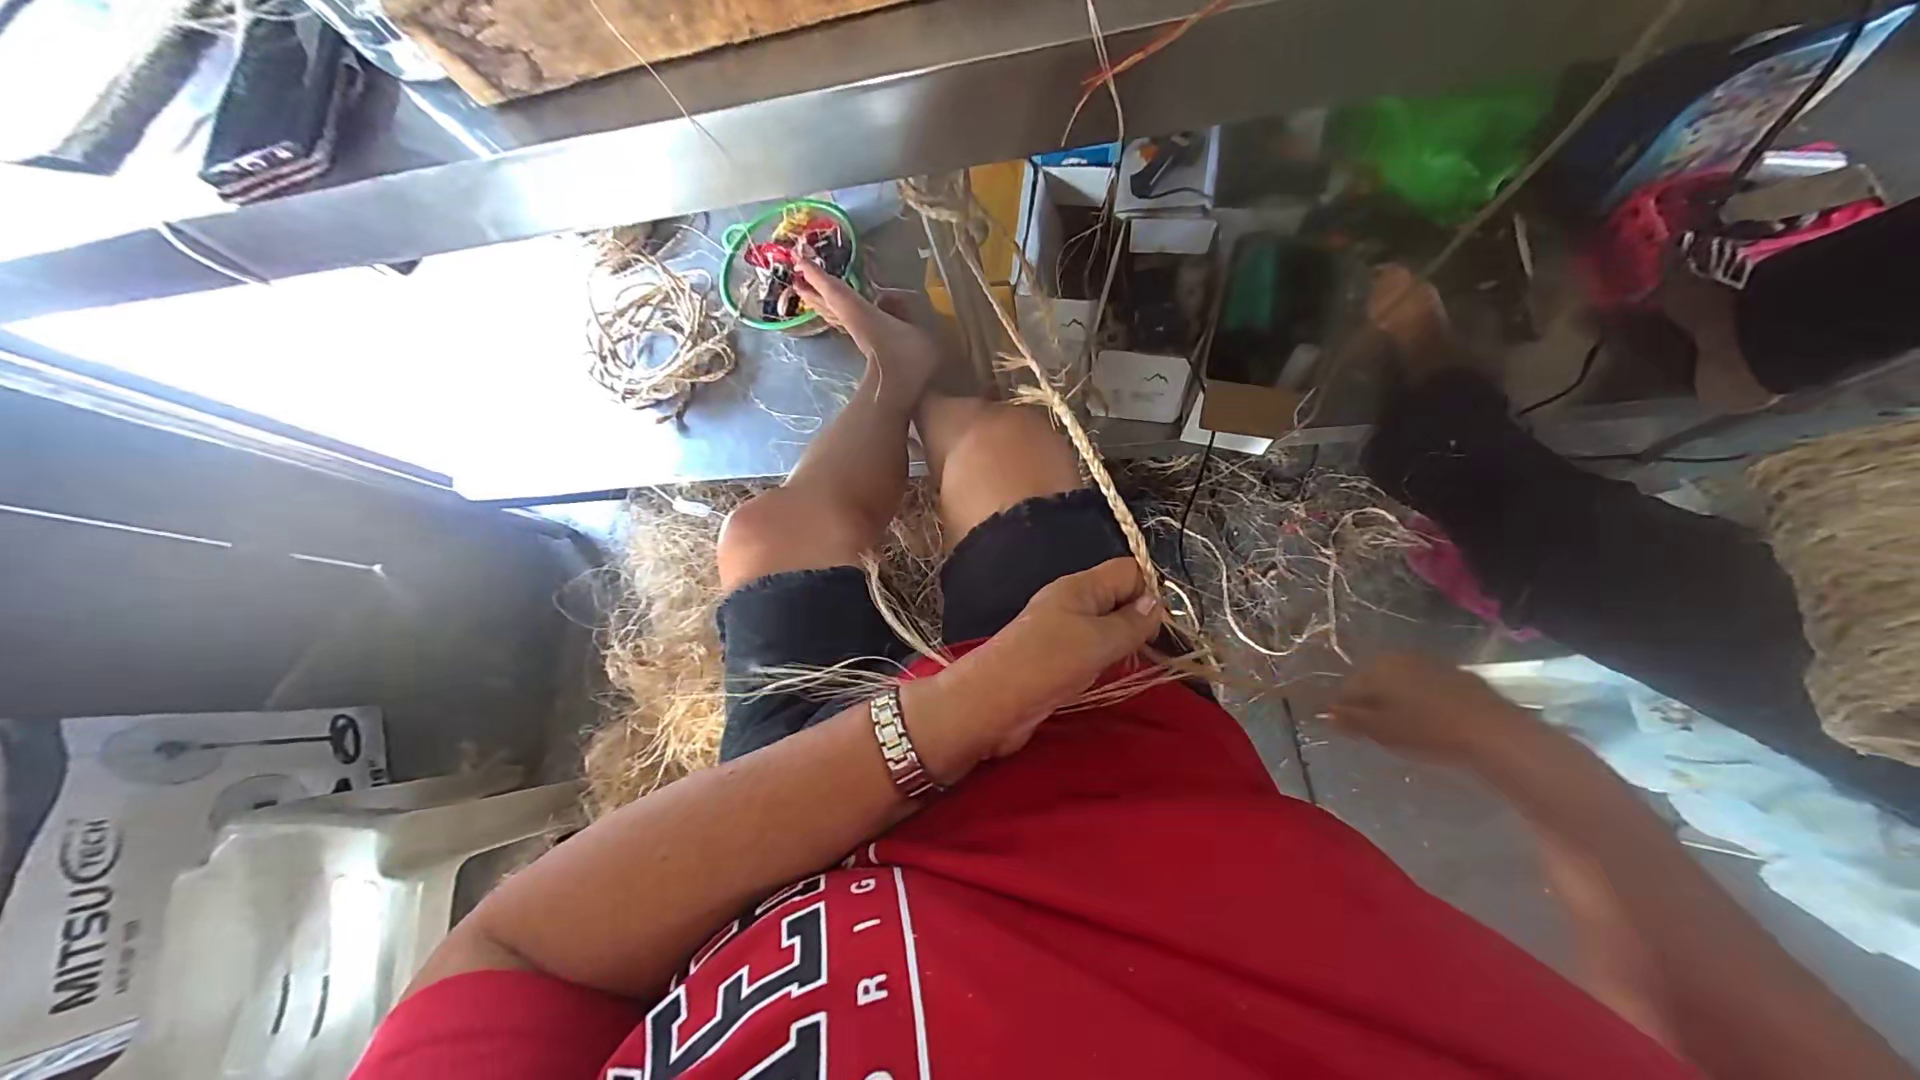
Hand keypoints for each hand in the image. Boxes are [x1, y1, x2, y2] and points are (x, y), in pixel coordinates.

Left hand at [790, 260, 920, 356]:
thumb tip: (885, 297)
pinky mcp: (862, 349)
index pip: (833, 290)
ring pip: (831, 316)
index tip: (800, 260)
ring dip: (818, 304)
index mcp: (859, 312)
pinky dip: (834, 315)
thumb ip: (902, 307)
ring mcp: (855, 337)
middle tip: (796, 278)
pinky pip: (842, 325)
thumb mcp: (916, 325)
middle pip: (825, 304)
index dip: (817, 275)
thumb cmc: (909, 357)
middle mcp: (851, 323)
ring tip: (807, 293)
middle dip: (811, 290)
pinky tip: (836, 315)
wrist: (901, 392)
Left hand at [906, 558, 1162, 781]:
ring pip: (1106, 627)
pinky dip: (1107, 660)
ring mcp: (1061, 632)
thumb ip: (1131, 622)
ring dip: (1126, 643)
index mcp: (1079, 587)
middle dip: (1142, 619)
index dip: (1151, 590)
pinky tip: (1116, 674)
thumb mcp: (1098, 640)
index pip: (1128, 570)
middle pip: (1118, 598)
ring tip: (1143, 662)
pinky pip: (1092, 650)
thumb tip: (1158, 602)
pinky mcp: (1056, 660)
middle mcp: (1071, 603)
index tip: (1167, 623)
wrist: (992, 703)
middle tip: (1163, 649)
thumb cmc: (1047, 662)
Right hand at [1327, 652, 1539, 769]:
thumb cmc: (1429, 731)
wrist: (1495, 732)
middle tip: (1379, 730)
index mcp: (1375, 668)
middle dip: (1372, 702)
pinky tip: (1432, 719)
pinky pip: (1427, 684)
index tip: (1352, 730)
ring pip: (1401, 681)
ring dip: (1397, 699)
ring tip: (1406, 726)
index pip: (1347, 689)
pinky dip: (1422, 698)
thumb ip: (1351, 721)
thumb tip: (1325, 714)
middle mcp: (1399, 657)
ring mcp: (1430, 662)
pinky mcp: (1457, 673)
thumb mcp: (1383, 731)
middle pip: (1373, 681)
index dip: (1346, 711)